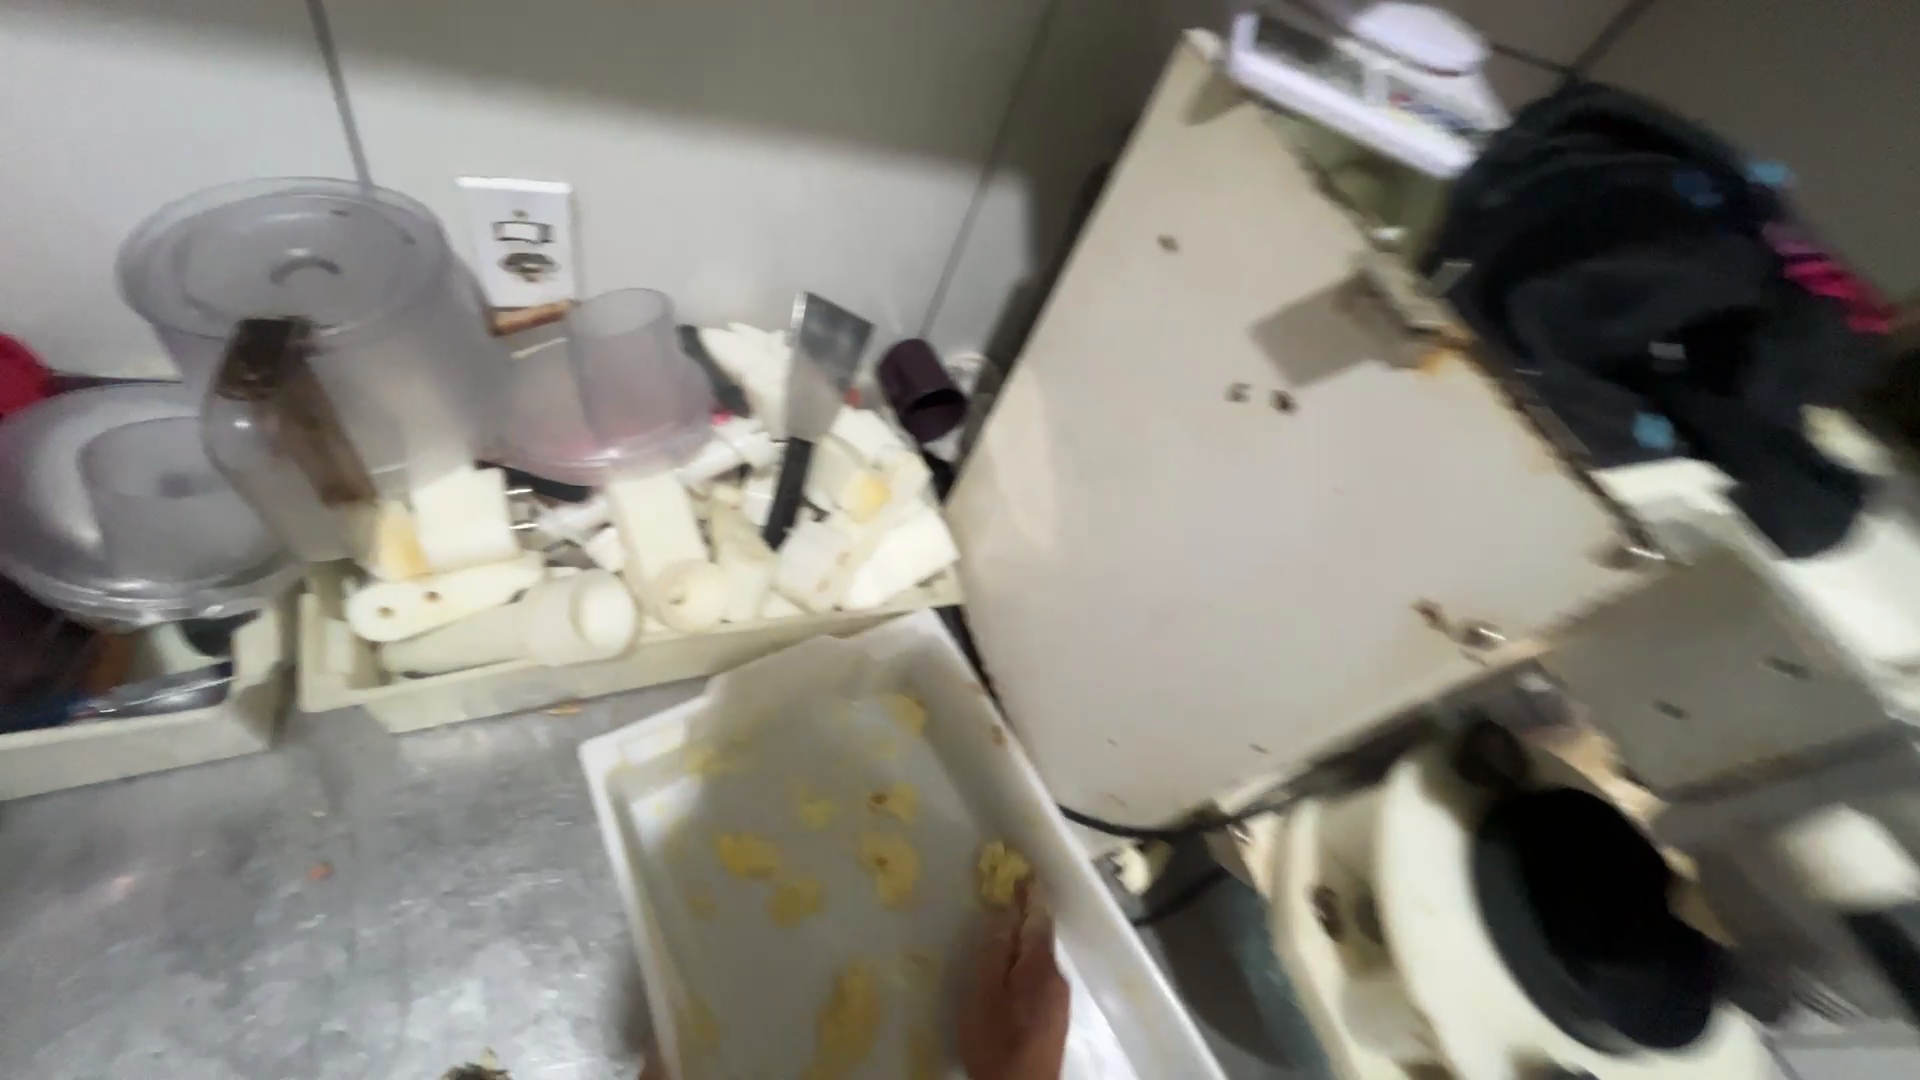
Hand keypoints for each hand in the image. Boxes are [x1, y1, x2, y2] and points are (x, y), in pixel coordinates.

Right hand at [957, 884, 1070, 1079]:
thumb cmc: (995, 1044)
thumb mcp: (983, 994)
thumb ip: (992, 951)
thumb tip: (1002, 915)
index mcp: (1040, 966)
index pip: (1038, 916)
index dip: (1029, 892)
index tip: (1020, 870)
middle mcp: (1057, 977)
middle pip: (1039, 938)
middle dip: (1022, 920)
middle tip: (999, 904)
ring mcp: (1060, 1001)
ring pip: (1039, 960)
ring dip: (1022, 946)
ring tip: (998, 941)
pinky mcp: (1055, 1020)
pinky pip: (1040, 979)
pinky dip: (1025, 967)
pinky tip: (1008, 978)